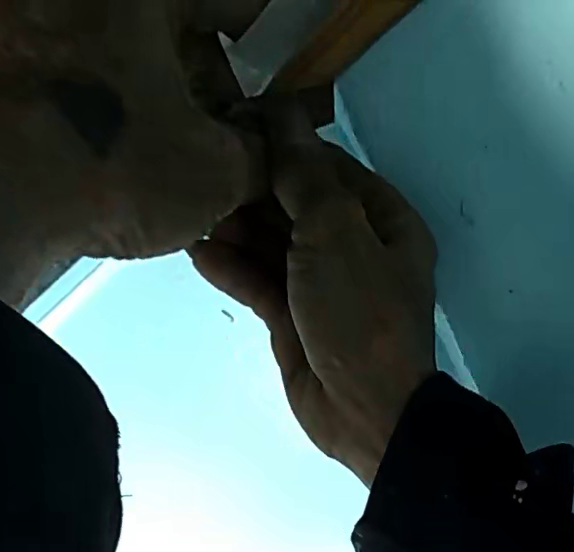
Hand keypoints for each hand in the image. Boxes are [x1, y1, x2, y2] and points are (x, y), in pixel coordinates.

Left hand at [0, 0, 268, 300]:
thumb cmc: (104, 165)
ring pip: (116, 50)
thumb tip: (262, 150)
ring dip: (154, 99)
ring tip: (170, 160)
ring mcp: (18, 9)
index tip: (278, 77)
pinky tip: (116, 161)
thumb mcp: (212, 173)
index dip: (266, 46)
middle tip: (224, 135)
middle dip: (206, 79)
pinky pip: (70, 73)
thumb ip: (255, 155)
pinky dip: (105, 109)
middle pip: (167, 21)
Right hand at [189, 100, 437, 485]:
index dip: (280, 145)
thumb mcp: (336, 234)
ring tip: (192, 212)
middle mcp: (354, 249)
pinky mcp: (295, 323)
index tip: (230, 129)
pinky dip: (234, 271)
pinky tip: (199, 255)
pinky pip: (262, 286)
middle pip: (295, 206)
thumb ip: (303, 177)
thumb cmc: (361, 315)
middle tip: (202, 175)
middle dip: (251, 191)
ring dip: (236, 231)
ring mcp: (322, 289)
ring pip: (274, 247)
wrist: (366, 412)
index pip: (325, 167)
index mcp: (381, 220)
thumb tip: (279, 116)